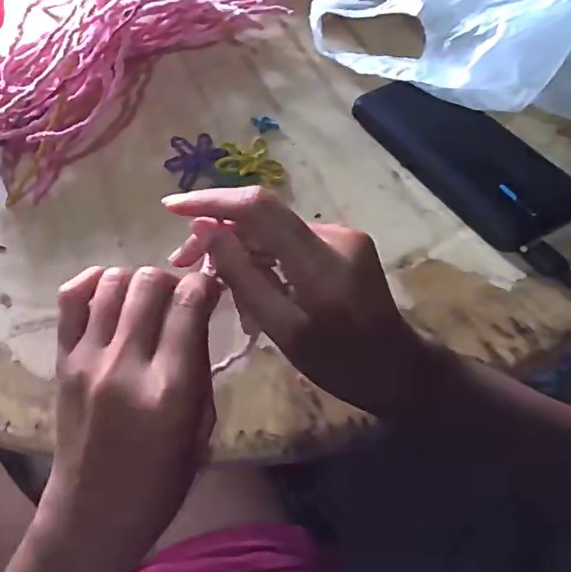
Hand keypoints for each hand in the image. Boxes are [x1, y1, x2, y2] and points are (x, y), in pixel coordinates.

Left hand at [36, 266, 221, 571]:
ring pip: (112, 282)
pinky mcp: (62, 361)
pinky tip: (109, 289)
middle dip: (172, 279)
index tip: (211, 288)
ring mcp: (87, 360)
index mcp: (168, 390)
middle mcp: (125, 365)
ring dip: (136, 279)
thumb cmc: (157, 484)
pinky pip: (71, 299)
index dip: (205, 285)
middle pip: (149, 283)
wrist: (90, 514)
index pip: (188, 306)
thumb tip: (197, 316)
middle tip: (179, 296)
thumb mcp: (198, 432)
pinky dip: (92, 281)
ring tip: (146, 298)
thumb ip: (199, 370)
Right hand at [164, 187, 436, 419]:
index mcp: (321, 259)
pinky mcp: (340, 245)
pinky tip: (246, 285)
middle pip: (261, 217)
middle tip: (181, 262)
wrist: (400, 370)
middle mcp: (333, 234)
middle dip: (216, 232)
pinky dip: (260, 259)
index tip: (170, 207)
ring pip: (271, 231)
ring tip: (211, 282)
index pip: (258, 208)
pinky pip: (287, 243)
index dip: (211, 201)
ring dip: (236, 249)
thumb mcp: (283, 330)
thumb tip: (204, 229)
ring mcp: (340, 237)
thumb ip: (243, 276)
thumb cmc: (341, 364)